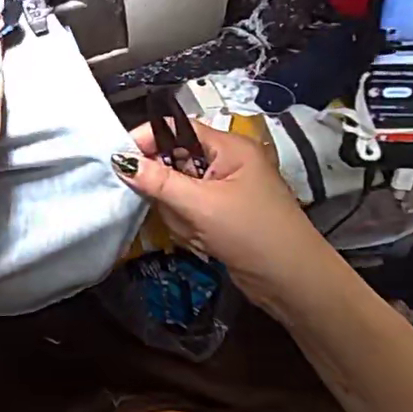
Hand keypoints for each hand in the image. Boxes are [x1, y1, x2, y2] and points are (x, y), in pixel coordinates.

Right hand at [111, 119, 346, 311]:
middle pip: (172, 160)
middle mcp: (226, 162)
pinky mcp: (220, 212)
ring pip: (175, 189)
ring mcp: (223, 189)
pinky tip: (201, 239)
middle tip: (175, 208)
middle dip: (166, 188)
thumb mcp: (200, 205)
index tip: (120, 160)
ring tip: (196, 230)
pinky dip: (186, 224)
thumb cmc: (252, 234)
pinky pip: (186, 209)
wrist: (293, 282)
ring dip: (177, 212)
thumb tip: (121, 161)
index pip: (176, 129)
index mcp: (229, 147)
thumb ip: (158, 181)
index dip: (147, 140)